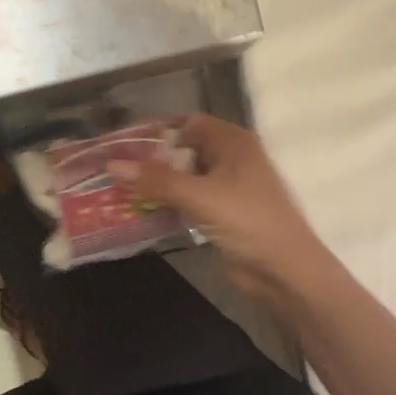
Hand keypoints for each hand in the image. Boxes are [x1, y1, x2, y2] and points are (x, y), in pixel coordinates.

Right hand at [109, 114, 327, 298]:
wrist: (283, 271)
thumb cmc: (248, 222)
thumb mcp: (199, 196)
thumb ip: (156, 180)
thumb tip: (112, 164)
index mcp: (233, 143)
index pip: (188, 124)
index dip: (157, 131)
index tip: (123, 142)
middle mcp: (231, 159)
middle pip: (184, 150)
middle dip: (152, 159)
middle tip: (114, 167)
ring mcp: (227, 189)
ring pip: (185, 178)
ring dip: (157, 184)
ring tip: (119, 188)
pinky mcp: (222, 215)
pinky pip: (188, 202)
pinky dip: (167, 204)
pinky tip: (141, 211)